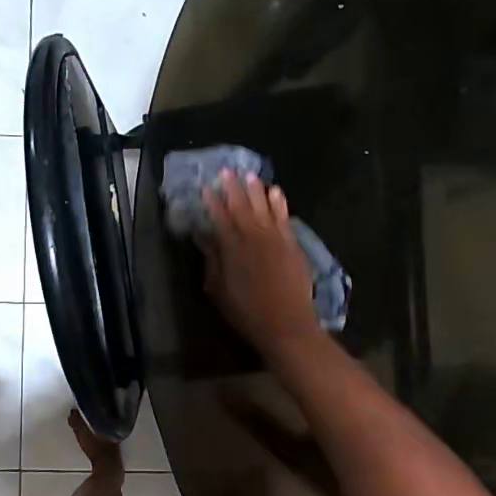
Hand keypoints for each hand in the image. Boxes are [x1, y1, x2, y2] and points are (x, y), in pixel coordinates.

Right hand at [199, 170, 322, 356]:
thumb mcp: (218, 290)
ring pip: (263, 208)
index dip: (212, 202)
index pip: (219, 219)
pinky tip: (275, 192)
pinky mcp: (292, 245)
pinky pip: (284, 218)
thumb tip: (203, 238)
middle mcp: (253, 238)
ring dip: (256, 191)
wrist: (286, 324)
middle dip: (233, 189)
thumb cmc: (246, 312)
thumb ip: (211, 261)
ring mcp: (275, 239)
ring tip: (249, 176)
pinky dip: (279, 204)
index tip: (206, 188)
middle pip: (241, 207)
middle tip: (226, 171)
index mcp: (231, 249)